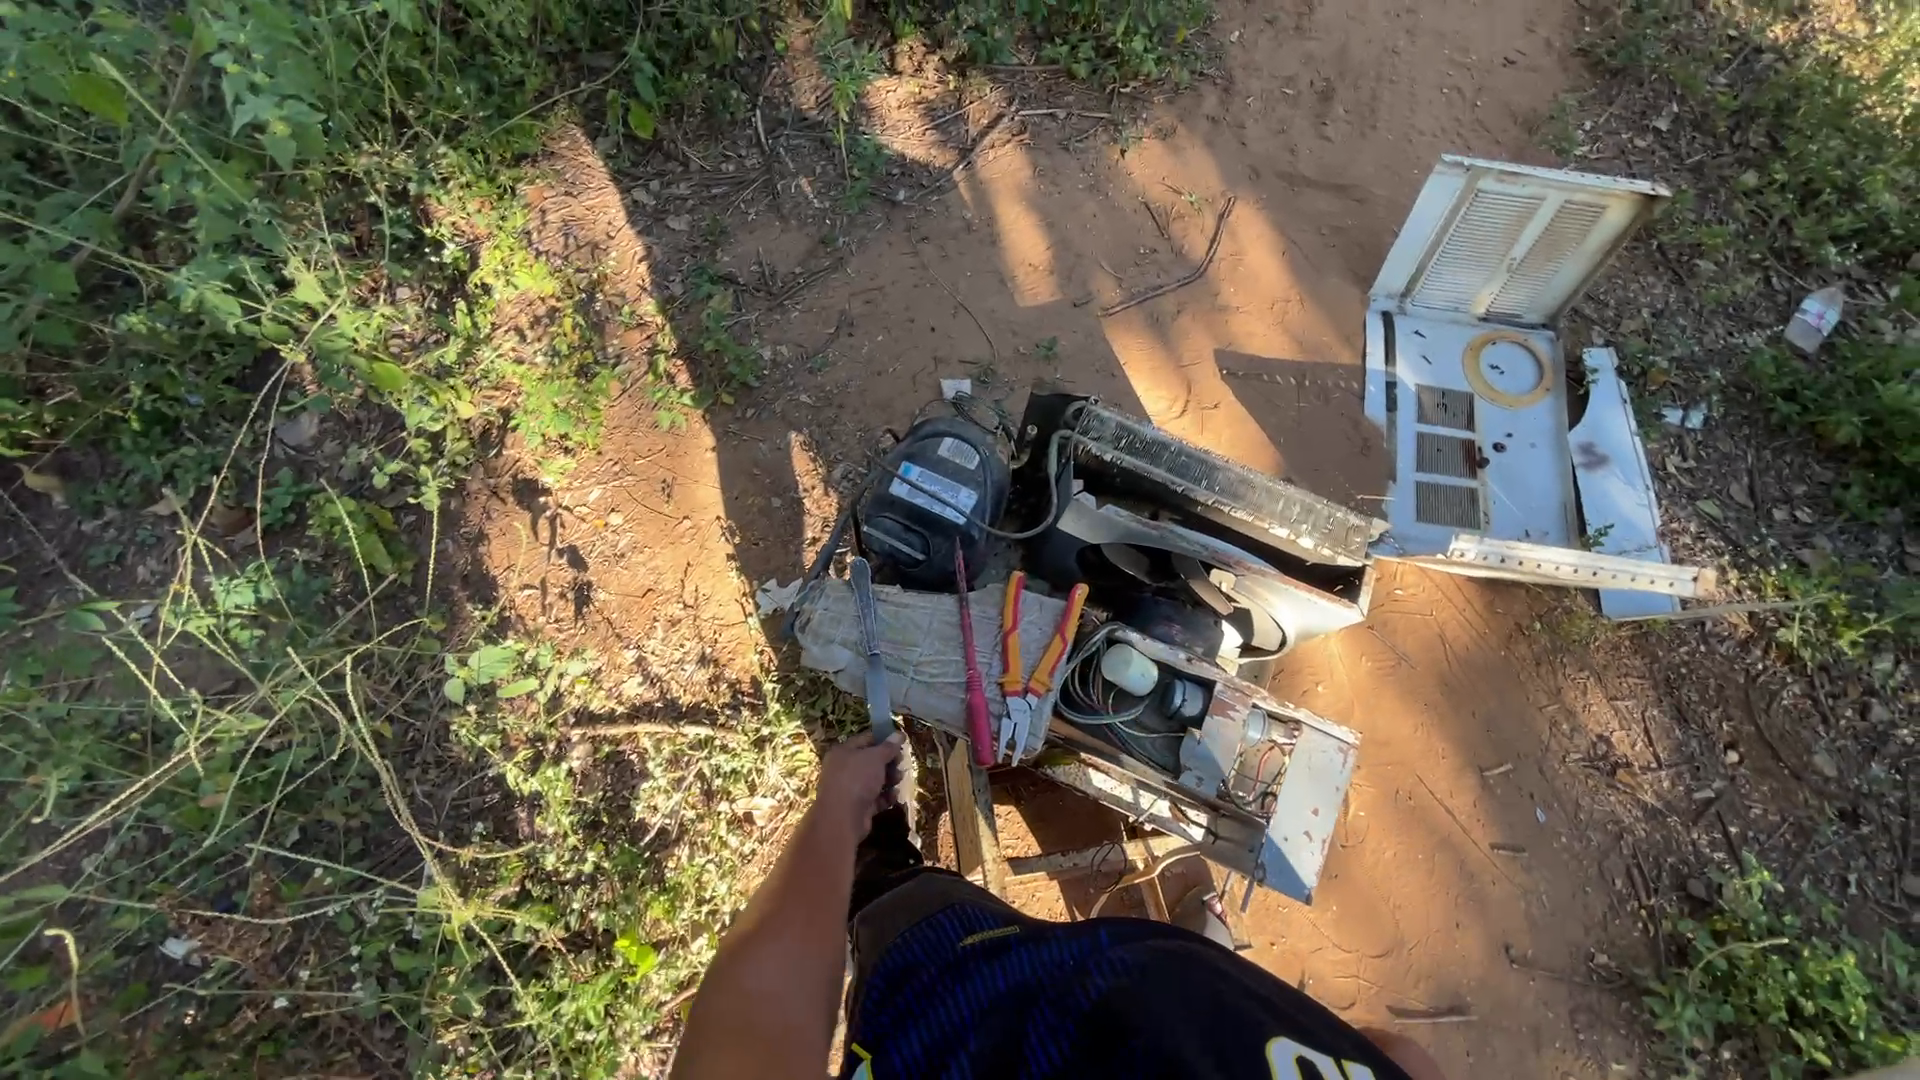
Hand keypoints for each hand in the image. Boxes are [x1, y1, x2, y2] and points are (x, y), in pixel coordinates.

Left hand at [810, 733, 901, 842]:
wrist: (843, 817)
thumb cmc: (857, 778)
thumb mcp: (876, 757)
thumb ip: (888, 747)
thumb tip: (899, 734)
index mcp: (843, 752)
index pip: (865, 739)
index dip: (883, 739)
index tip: (900, 742)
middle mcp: (844, 769)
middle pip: (871, 761)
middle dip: (889, 762)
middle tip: (901, 762)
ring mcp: (850, 789)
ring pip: (874, 780)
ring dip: (889, 779)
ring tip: (899, 779)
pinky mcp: (858, 807)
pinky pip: (875, 798)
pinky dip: (885, 797)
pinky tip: (894, 796)